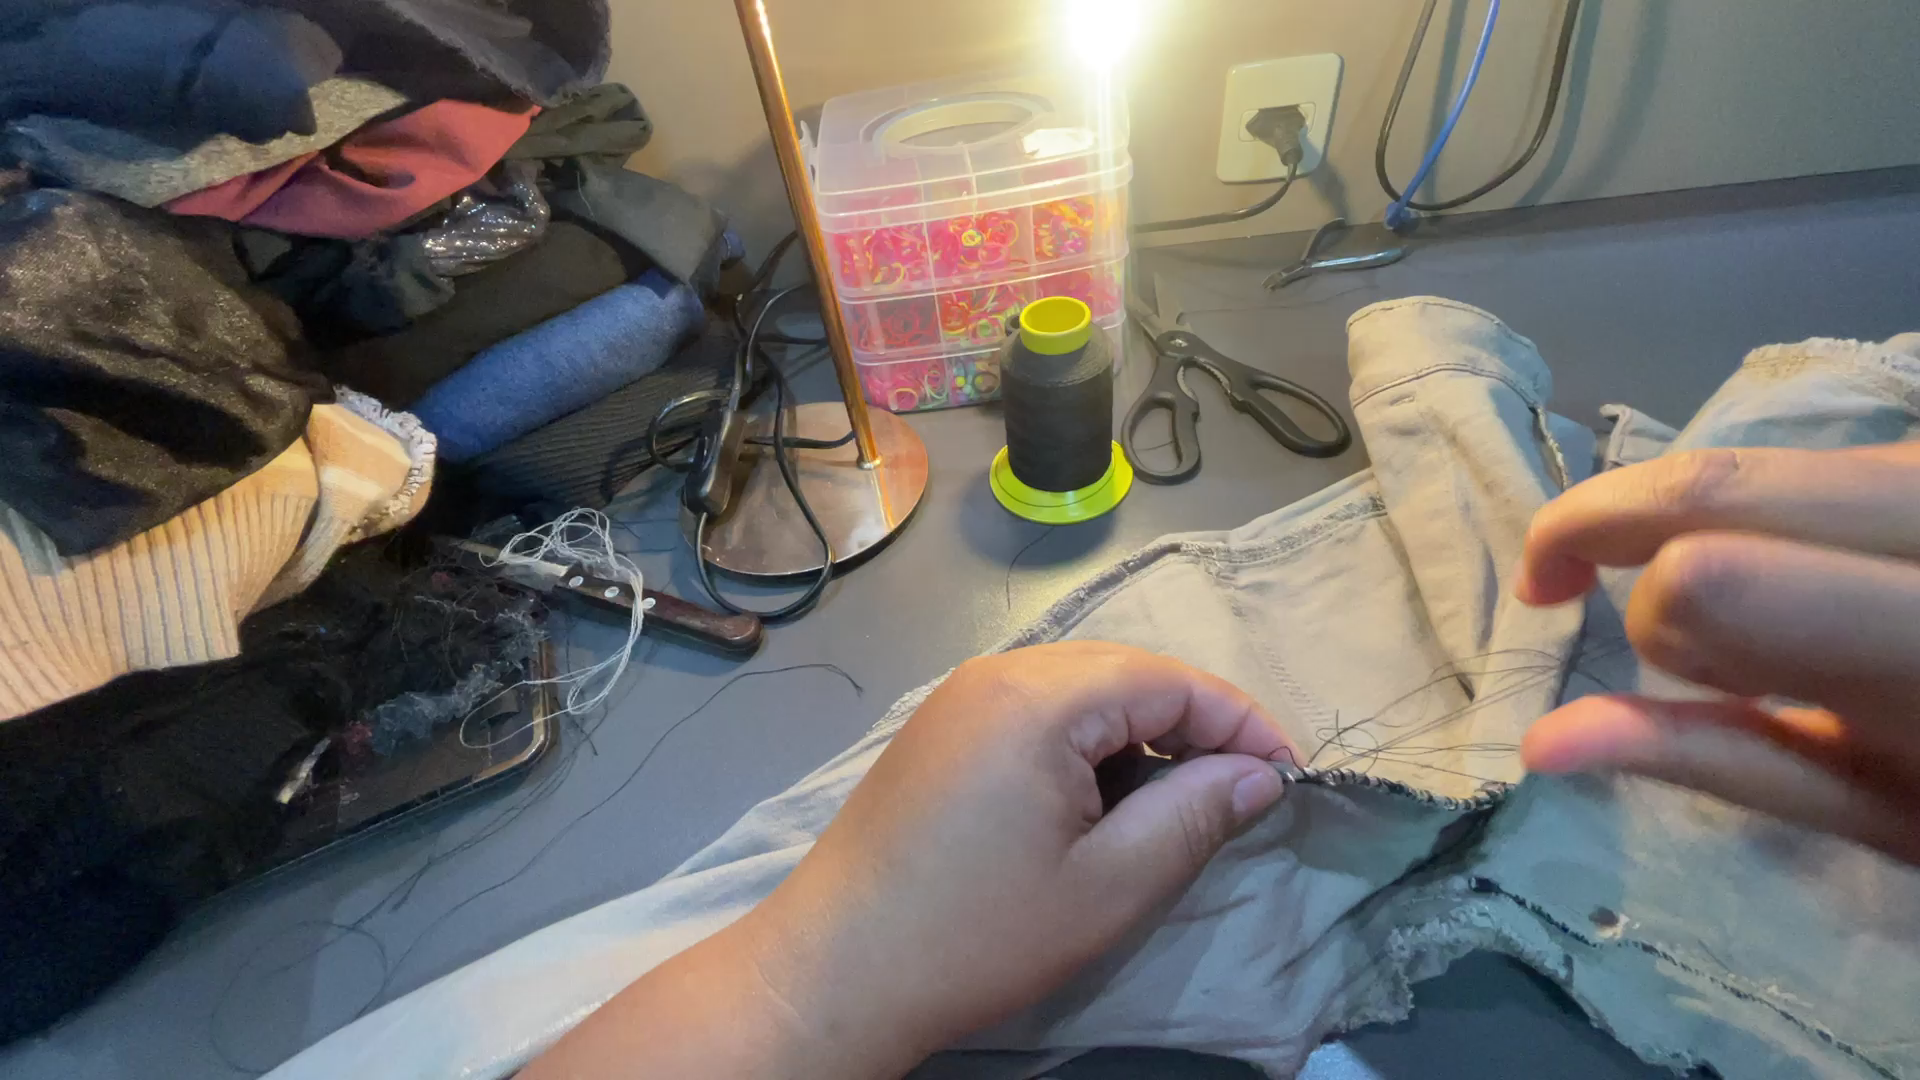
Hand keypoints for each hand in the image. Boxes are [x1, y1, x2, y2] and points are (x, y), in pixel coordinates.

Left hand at [522, 643, 1294, 1079]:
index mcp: (1039, 696)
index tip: (1287, 775)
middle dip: (1191, 722)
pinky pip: (1037, 706)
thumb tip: (1258, 775)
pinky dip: (1085, 738)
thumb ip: (1193, 815)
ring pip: (1080, 686)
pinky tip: (1096, 792)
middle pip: (1123, 672)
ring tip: (1173, 796)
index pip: (1167, 679)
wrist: (837, 963)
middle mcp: (998, 671)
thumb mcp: (1107, 885)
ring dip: (1138, 730)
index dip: (1238, 721)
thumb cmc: (977, 932)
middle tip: (1237, 787)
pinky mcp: (944, 721)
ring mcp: (963, 692)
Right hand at [1515, 443, 1919, 864]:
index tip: (1581, 629)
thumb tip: (1540, 743)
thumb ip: (1706, 756)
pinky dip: (1730, 517)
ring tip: (1723, 600)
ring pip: (1732, 471)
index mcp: (1918, 650)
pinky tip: (1779, 570)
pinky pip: (1774, 464)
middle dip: (1599, 527)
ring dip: (1671, 530)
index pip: (1711, 580)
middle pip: (1704, 486)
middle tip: (1566, 575)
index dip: (1642, 613)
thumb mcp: (1870, 804)